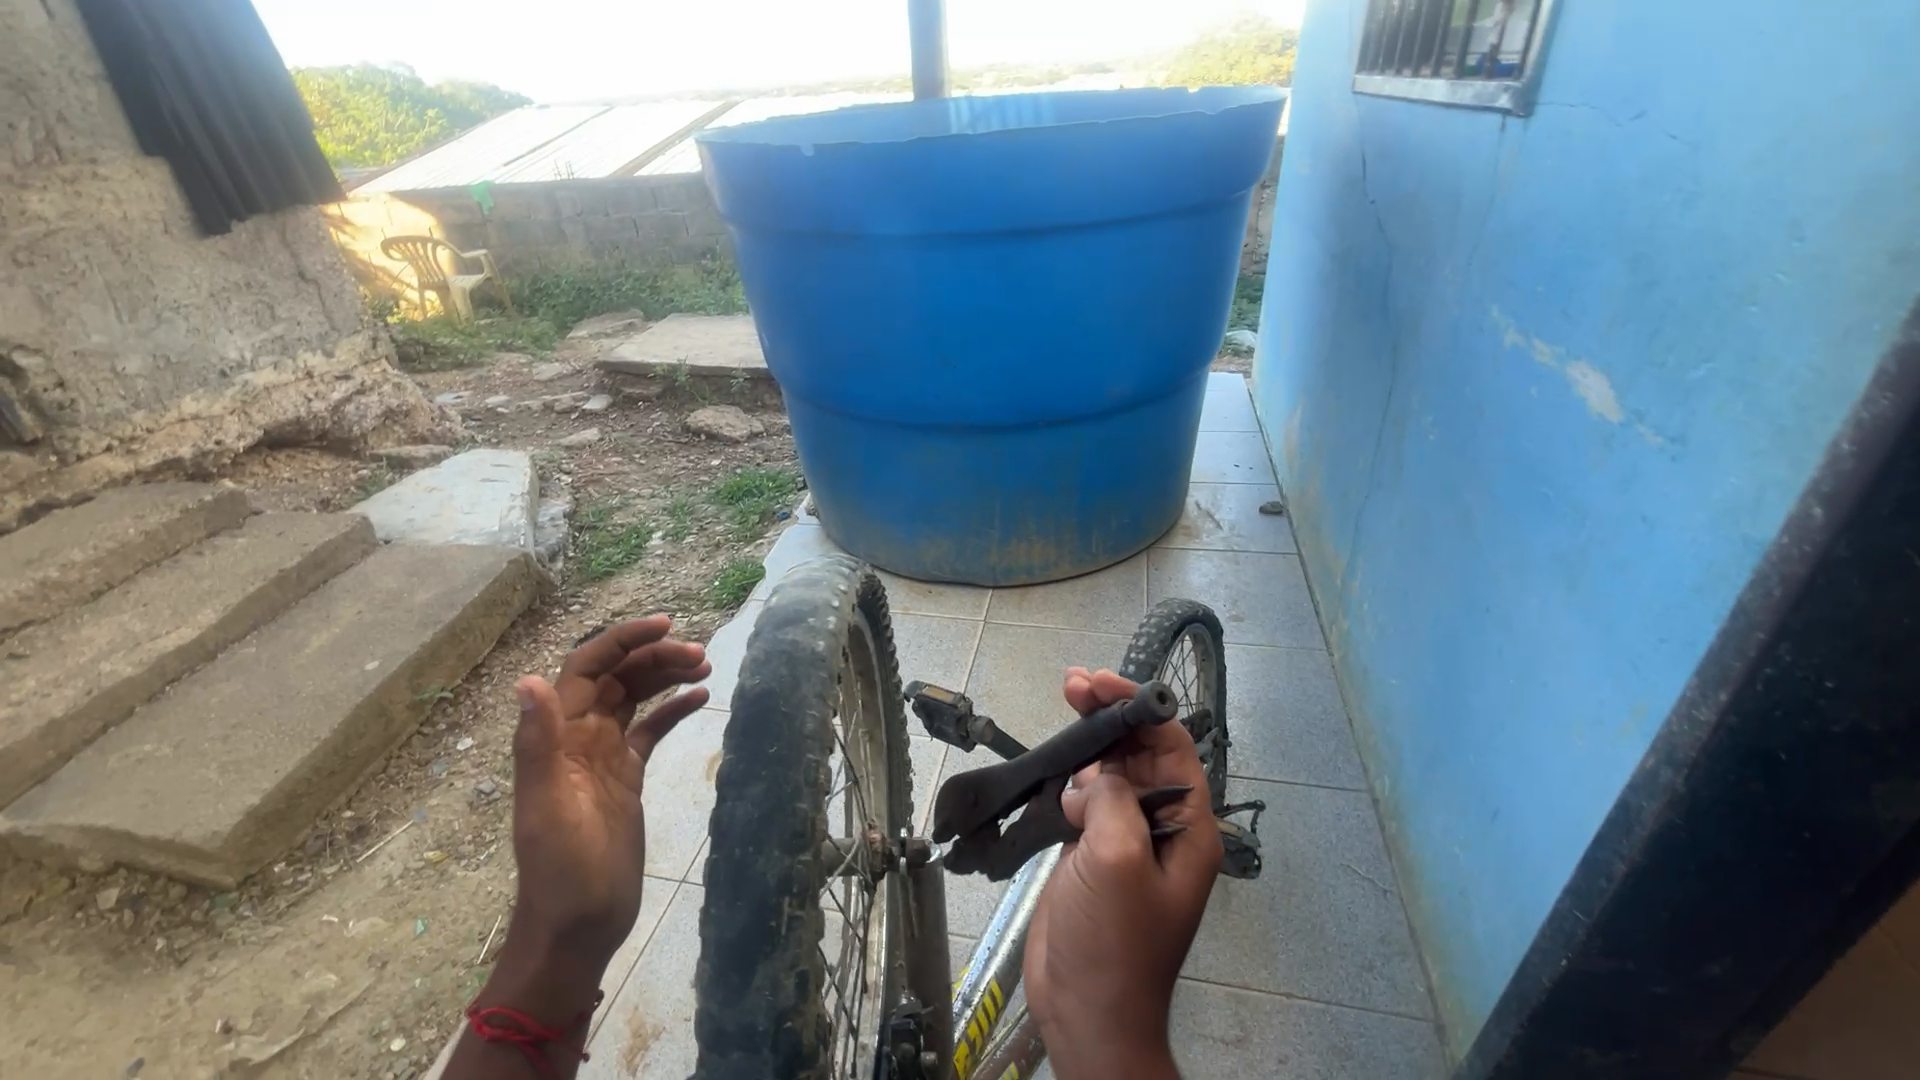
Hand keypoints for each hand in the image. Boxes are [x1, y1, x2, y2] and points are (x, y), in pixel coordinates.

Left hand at [449, 618, 709, 1078]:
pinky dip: (674, 709)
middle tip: (700, 653)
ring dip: (666, 675)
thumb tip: (529, 681)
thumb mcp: (548, 807)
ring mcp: (605, 757)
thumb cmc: (563, 871)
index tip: (665, 625)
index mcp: (557, 739)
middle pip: (616, 677)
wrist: (578, 927)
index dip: (621, 640)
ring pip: (635, 697)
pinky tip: (702, 698)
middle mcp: (579, 739)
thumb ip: (539, 745)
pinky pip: (652, 729)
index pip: (586, 669)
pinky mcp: (628, 777)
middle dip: (654, 655)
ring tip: (705, 664)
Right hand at [1023, 668, 1220, 1079]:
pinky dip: (1069, 771)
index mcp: (1186, 827)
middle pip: (1140, 752)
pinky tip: (1053, 757)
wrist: (1086, 1010)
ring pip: (1110, 770)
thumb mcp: (1119, 861)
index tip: (1103, 683)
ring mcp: (1123, 839)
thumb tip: (1089, 778)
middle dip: (1112, 713)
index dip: (1142, 707)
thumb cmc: (1113, 940)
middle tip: (1074, 682)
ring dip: (1089, 736)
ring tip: (1063, 700)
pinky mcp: (1089, 852)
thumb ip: (1112, 802)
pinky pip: (1084, 798)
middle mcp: (1159, 826)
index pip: (1172, 747)